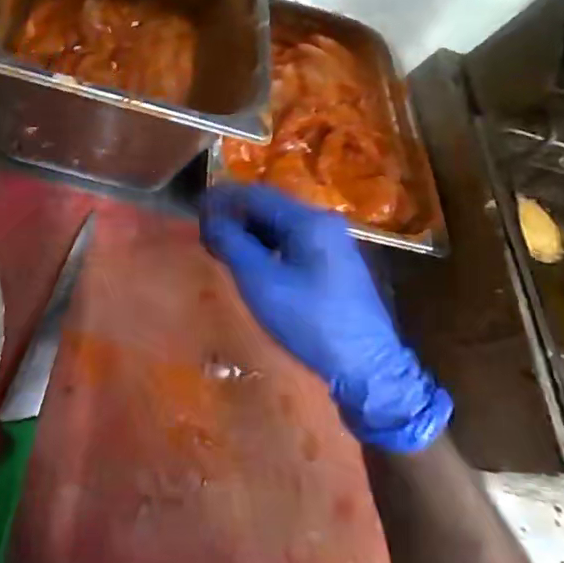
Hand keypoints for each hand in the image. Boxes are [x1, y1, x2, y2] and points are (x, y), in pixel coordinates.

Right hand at [200, 182, 452, 451]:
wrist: (368, 367)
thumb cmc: (310, 321)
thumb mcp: (261, 282)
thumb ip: (232, 244)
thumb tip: (210, 218)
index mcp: (309, 220)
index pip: (256, 194)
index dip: (222, 199)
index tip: (195, 209)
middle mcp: (323, 222)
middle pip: (269, 207)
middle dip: (234, 214)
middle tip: (204, 230)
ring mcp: (332, 242)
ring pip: (280, 225)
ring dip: (249, 230)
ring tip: (220, 246)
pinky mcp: (334, 263)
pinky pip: (292, 241)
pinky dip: (266, 245)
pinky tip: (249, 261)